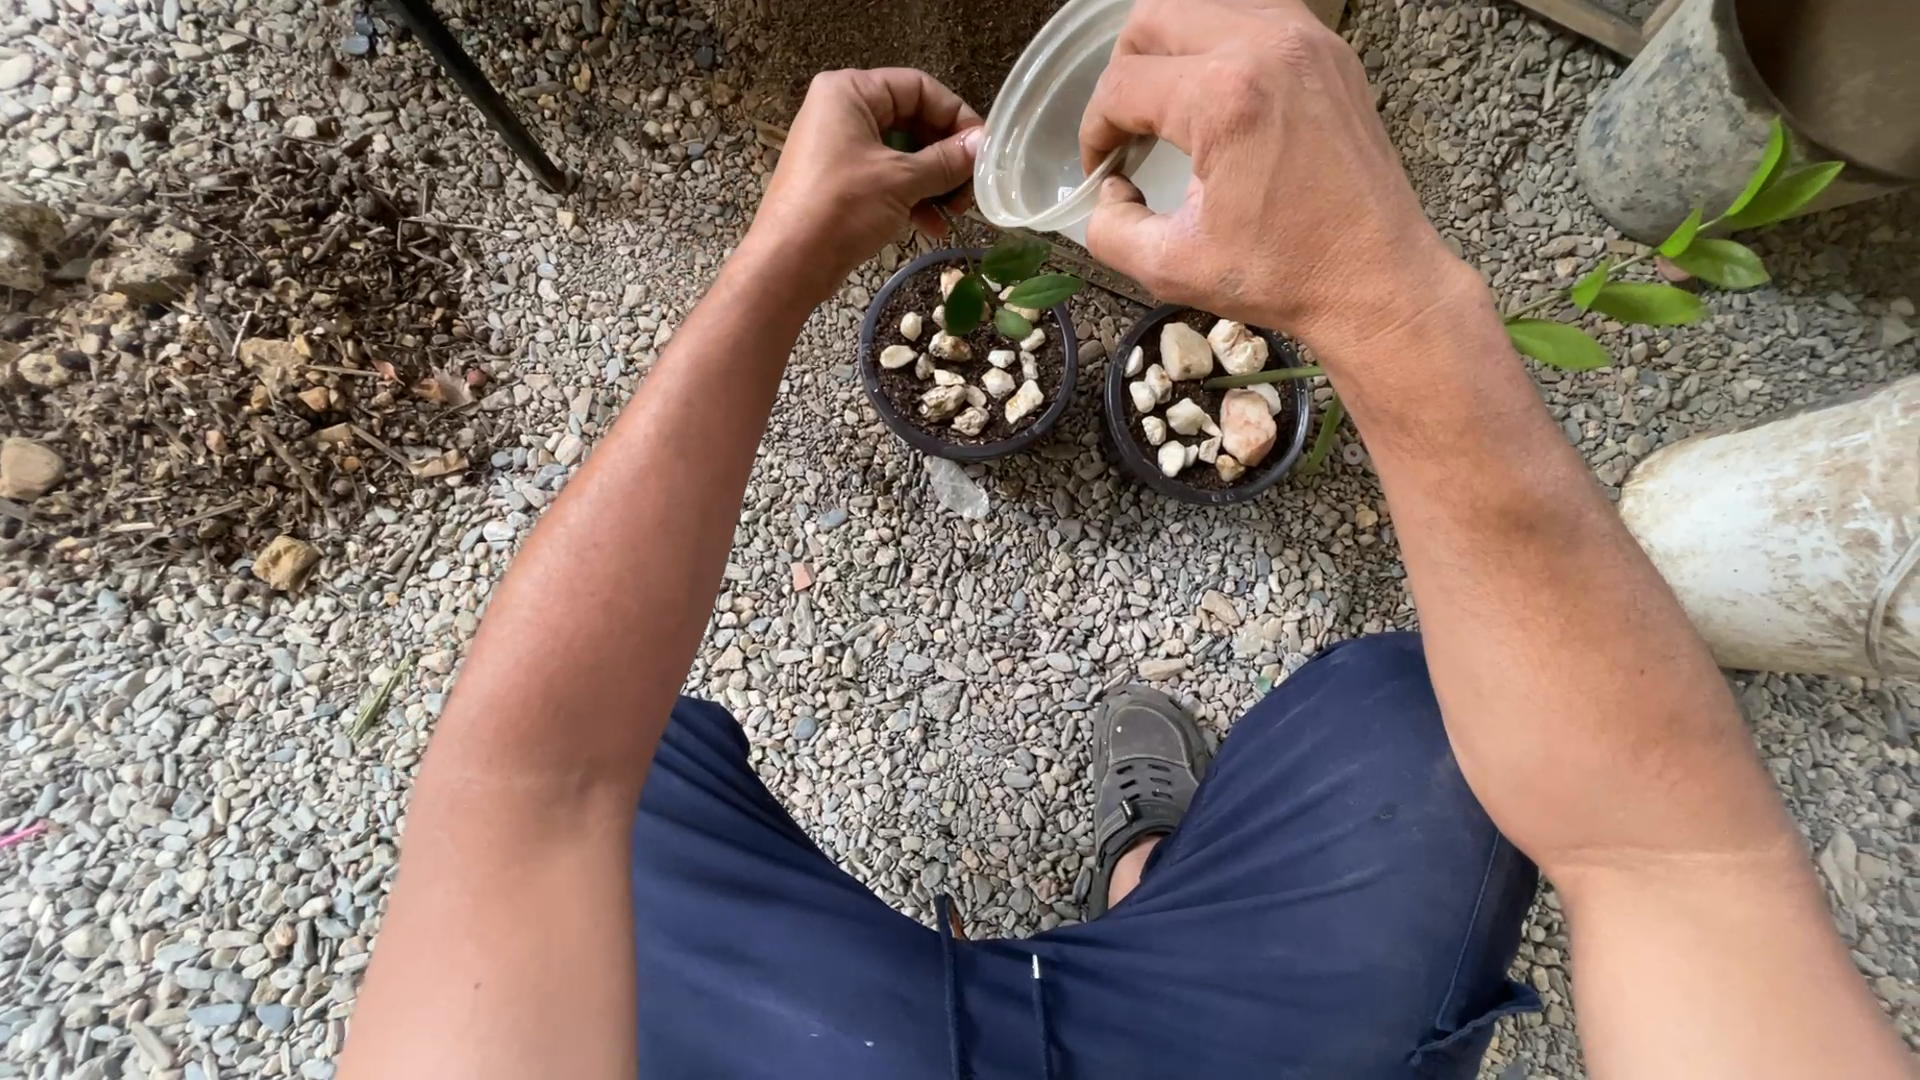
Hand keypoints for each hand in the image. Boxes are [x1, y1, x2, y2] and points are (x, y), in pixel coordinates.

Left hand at [749, 68, 984, 288]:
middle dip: (945, 156)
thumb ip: (945, 161)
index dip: (955, 116)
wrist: (791, 262)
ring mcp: (840, 150)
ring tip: (956, 211)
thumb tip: (983, 145)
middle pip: (911, 122)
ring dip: (933, 183)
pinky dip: (912, 200)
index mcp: (850, 92)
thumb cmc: (841, 207)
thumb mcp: (901, 180)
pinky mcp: (841, 184)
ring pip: (901, 156)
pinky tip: (934, 226)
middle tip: (970, 186)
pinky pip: (886, 181)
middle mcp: (842, 112)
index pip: (918, 88)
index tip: (981, 149)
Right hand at [1079, 0, 1475, 363]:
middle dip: (1121, 75)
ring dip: (1168, 52)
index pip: (1121, 85)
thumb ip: (1110, 228)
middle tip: (1126, 133)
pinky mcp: (1327, 50)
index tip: (1101, 171)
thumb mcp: (1169, 267)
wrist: (1371, 278)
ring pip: (1203, 3)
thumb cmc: (1277, 276)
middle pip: (1153, 17)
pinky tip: (1214, 102)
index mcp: (1223, 98)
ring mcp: (1304, 38)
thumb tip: (1109, 190)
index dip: (1093, 132)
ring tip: (1167, 112)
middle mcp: (1263, 45)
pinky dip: (1217, 46)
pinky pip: (1251, 13)